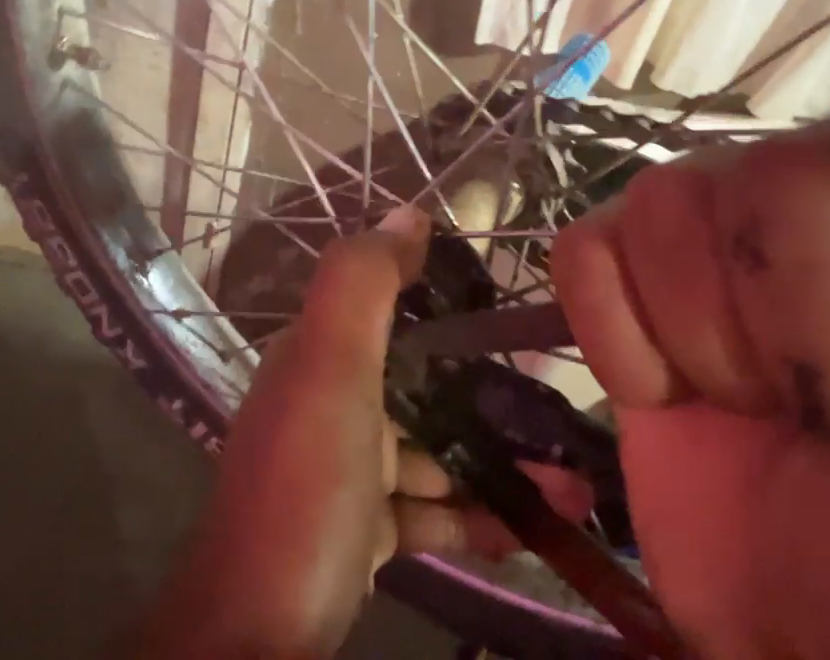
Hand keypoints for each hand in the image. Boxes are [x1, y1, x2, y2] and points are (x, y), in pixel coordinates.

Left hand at [136, 206, 543, 657]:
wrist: (257, 630)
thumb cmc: (307, 486)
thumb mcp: (330, 370)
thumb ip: (364, 285)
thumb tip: (411, 210)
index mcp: (320, 356)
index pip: (391, 309)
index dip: (448, 302)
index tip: (514, 308)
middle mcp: (331, 403)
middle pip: (425, 386)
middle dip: (494, 399)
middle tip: (564, 412)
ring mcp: (349, 473)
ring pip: (438, 453)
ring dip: (501, 466)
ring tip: (572, 486)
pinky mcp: (364, 531)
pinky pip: (431, 511)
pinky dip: (477, 516)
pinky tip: (531, 531)